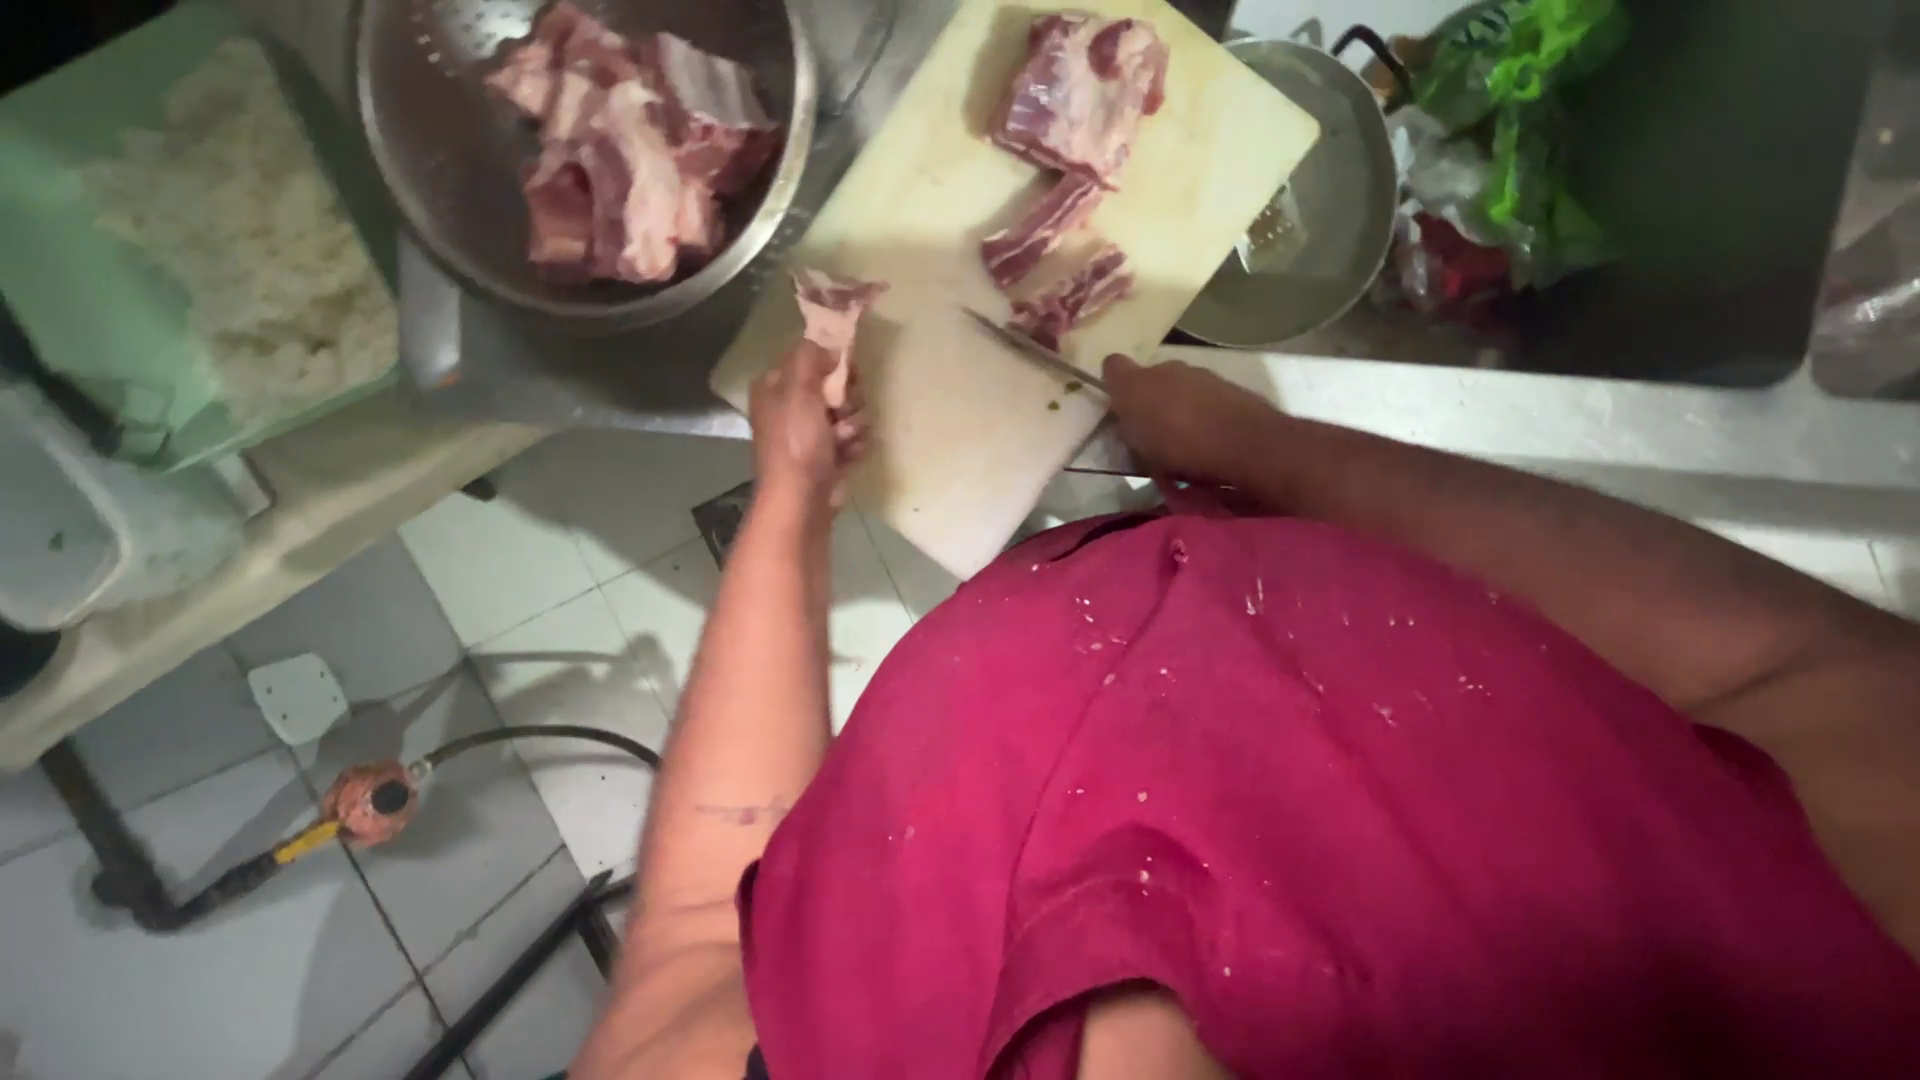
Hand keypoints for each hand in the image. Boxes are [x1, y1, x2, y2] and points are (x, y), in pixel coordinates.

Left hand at [749, 342, 868, 514]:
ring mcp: (812, 431)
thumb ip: (810, 357)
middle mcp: (792, 405)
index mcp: (775, 386)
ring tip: (841, 441)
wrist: (802, 500)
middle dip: (847, 399)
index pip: (809, 356)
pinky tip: (846, 456)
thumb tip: (828, 348)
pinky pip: (856, 437)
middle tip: (840, 411)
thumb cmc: (796, 443)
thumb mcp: (797, 390)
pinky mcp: (831, 453)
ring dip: (853, 425)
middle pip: (836, 383)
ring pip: (851, 411)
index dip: (830, 362)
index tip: (844, 371)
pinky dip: (854, 446)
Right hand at [1102, 354, 1277, 481]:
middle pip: (1150, 378)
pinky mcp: (1227, 385)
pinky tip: (1209, 438)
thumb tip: (1126, 420)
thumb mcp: (1137, 447)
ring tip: (1184, 440)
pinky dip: (1202, 412)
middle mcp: (1167, 367)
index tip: (1117, 405)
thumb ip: (1127, 428)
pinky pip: (1204, 398)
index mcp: (1136, 381)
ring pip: (1180, 387)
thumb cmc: (1177, 444)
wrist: (1242, 440)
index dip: (1112, 382)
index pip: (1112, 366)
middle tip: (1152, 430)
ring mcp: (1200, 374)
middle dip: (1149, 399)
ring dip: (1178, 406)